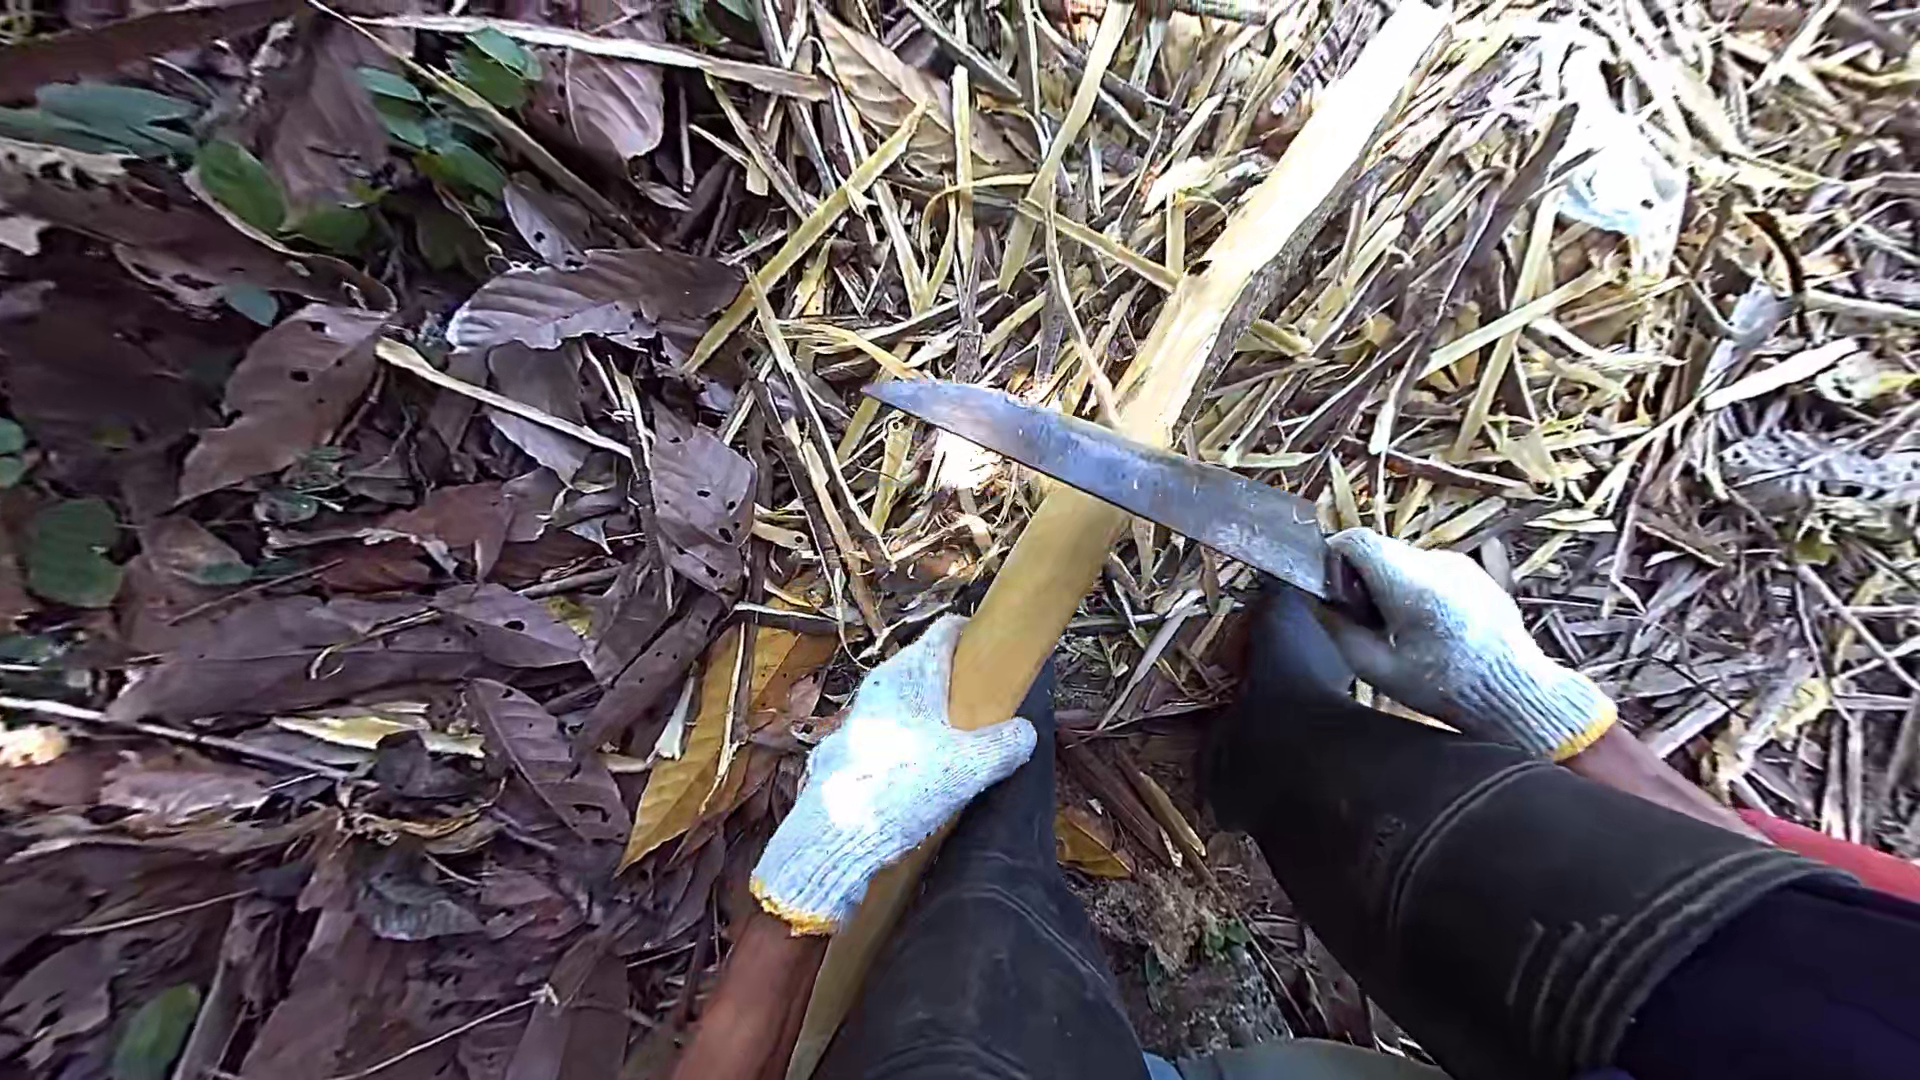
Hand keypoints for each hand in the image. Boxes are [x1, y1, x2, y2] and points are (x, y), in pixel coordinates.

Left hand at [750, 616, 1034, 933]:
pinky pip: (887, 723)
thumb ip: (1003, 745)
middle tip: (981, 700)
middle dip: (953, 676)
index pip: (945, 630)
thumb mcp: (967, 767)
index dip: (970, 633)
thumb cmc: (904, 785)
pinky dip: (907, 732)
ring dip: (929, 707)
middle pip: (925, 662)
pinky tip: (917, 766)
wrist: (834, 836)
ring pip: (904, 694)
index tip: (989, 647)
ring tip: (954, 737)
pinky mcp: (848, 741)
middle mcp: (882, 681)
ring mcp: (861, 711)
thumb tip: (1025, 732)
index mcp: (911, 672)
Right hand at [1322, 529, 1614, 760]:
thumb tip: (1311, 595)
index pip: (1355, 540)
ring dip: (1383, 580)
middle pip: (1375, 548)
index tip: (1336, 590)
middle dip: (1357, 574)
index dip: (1333, 559)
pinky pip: (1422, 565)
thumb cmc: (1441, 686)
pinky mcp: (1471, 570)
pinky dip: (1409, 584)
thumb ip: (1335, 624)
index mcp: (1410, 587)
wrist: (1517, 693)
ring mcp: (1458, 564)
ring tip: (1396, 622)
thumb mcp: (1371, 665)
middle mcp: (1436, 565)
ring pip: (1397, 556)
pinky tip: (1422, 620)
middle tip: (1364, 614)